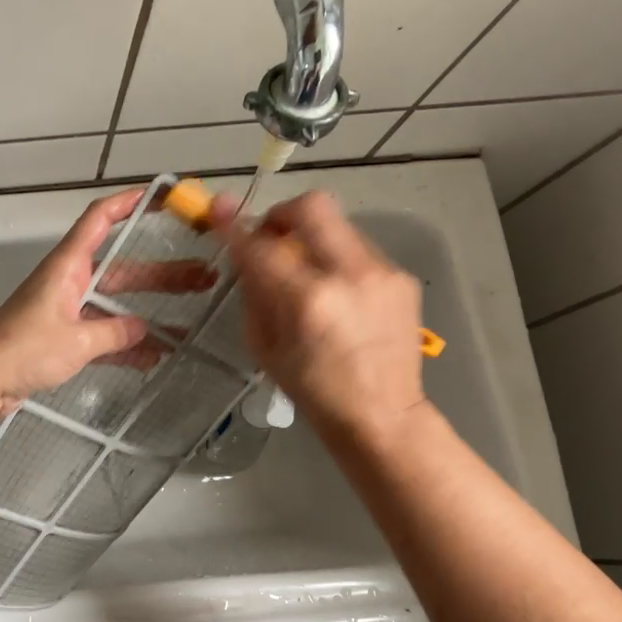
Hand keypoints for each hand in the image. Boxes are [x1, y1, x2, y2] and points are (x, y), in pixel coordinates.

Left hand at [0, 188, 215, 404]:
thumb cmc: (21, 351)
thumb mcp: (76, 341)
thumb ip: (114, 334)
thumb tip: (141, 330)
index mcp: (66, 267)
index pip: (99, 219)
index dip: (129, 203)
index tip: (161, 197)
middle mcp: (67, 283)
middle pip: (121, 269)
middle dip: (161, 273)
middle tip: (202, 277)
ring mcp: (65, 311)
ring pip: (116, 304)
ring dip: (149, 312)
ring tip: (190, 320)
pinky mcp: (62, 339)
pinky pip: (102, 335)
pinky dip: (125, 344)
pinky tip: (153, 356)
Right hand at [222, 190, 427, 446]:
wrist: (382, 414)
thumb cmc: (312, 391)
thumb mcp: (265, 347)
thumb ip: (255, 295)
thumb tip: (247, 257)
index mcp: (308, 300)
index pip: (262, 246)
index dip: (235, 224)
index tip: (220, 206)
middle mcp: (349, 275)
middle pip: (313, 207)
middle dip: (282, 213)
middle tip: (270, 234)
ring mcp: (382, 272)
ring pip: (339, 225)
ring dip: (312, 238)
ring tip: (305, 271)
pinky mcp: (401, 277)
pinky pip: (359, 250)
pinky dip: (337, 260)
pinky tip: (336, 292)